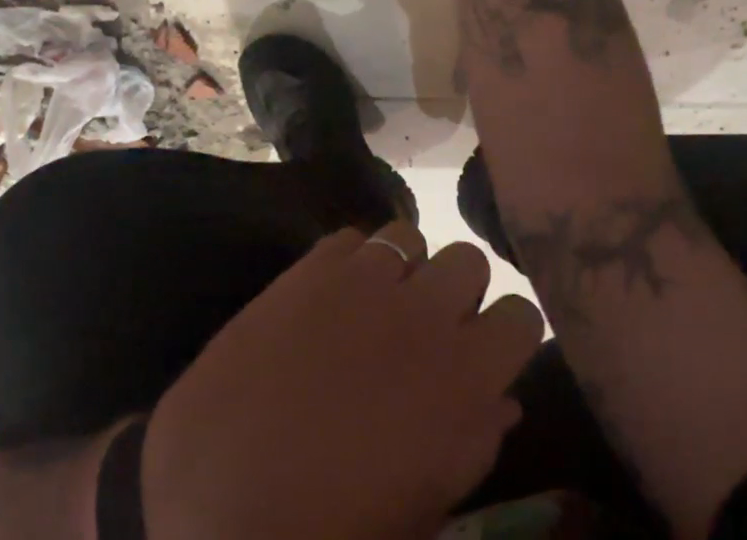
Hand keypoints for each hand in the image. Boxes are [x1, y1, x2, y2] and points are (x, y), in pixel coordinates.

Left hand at [140, 223, 544, 539]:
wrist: (223, 497)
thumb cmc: (336, 521)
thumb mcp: (427, 504)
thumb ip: (475, 442)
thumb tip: (501, 400)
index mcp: (467, 375)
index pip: (523, 314)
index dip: (507, 333)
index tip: (488, 350)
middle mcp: (423, 313)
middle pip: (469, 260)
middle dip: (458, 289)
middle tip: (429, 325)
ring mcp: (361, 284)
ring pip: (408, 235)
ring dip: (404, 266)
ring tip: (379, 302)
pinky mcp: (305, 271)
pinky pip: (348, 238)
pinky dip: (350, 260)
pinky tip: (332, 295)